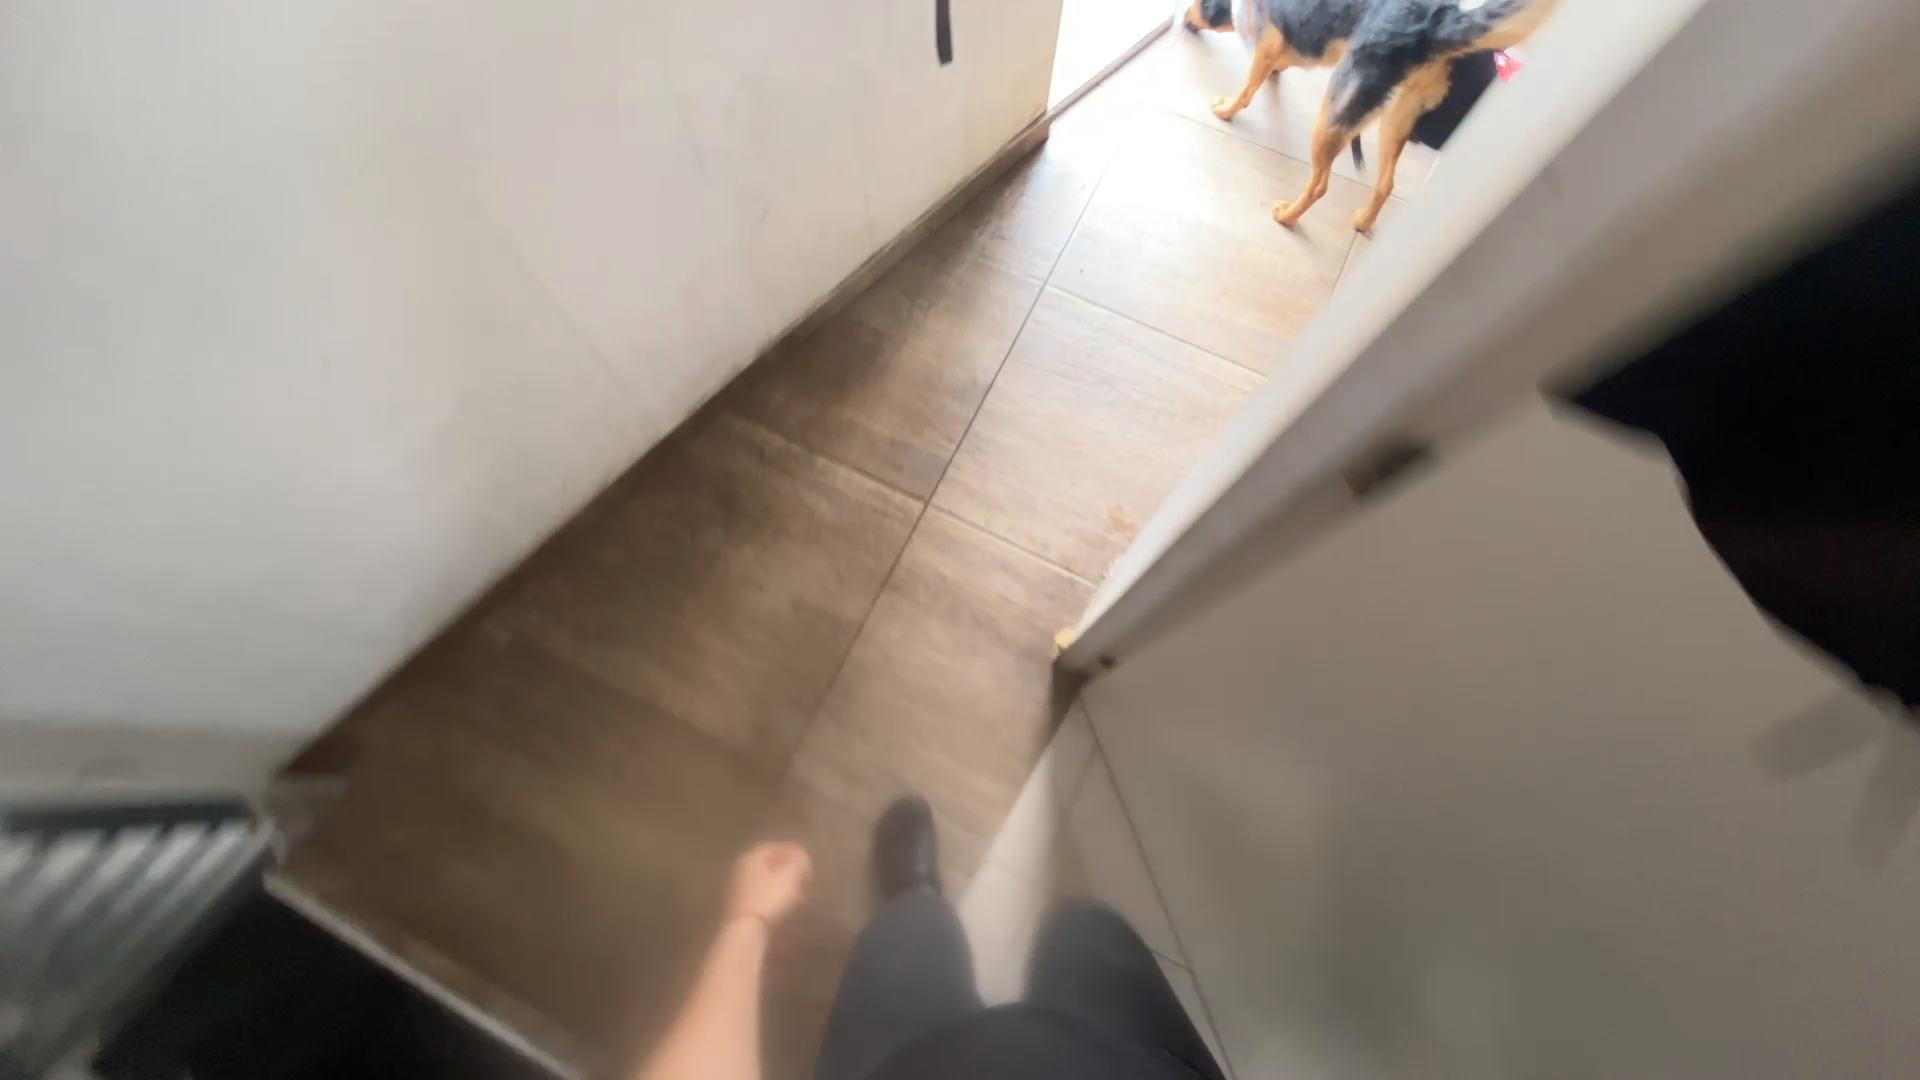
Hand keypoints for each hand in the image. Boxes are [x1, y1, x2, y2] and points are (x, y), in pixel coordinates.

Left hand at [725, 841, 810, 926]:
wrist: (746, 931)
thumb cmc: (770, 897)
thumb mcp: (792, 874)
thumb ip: (800, 861)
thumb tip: (802, 860)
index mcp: (752, 856)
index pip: (776, 847)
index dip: (795, 853)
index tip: (808, 864)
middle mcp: (742, 869)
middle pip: (770, 865)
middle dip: (790, 872)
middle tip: (805, 881)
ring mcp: (738, 890)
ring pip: (767, 882)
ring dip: (784, 887)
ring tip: (800, 897)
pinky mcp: (741, 908)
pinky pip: (762, 897)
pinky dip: (775, 899)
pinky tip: (787, 909)